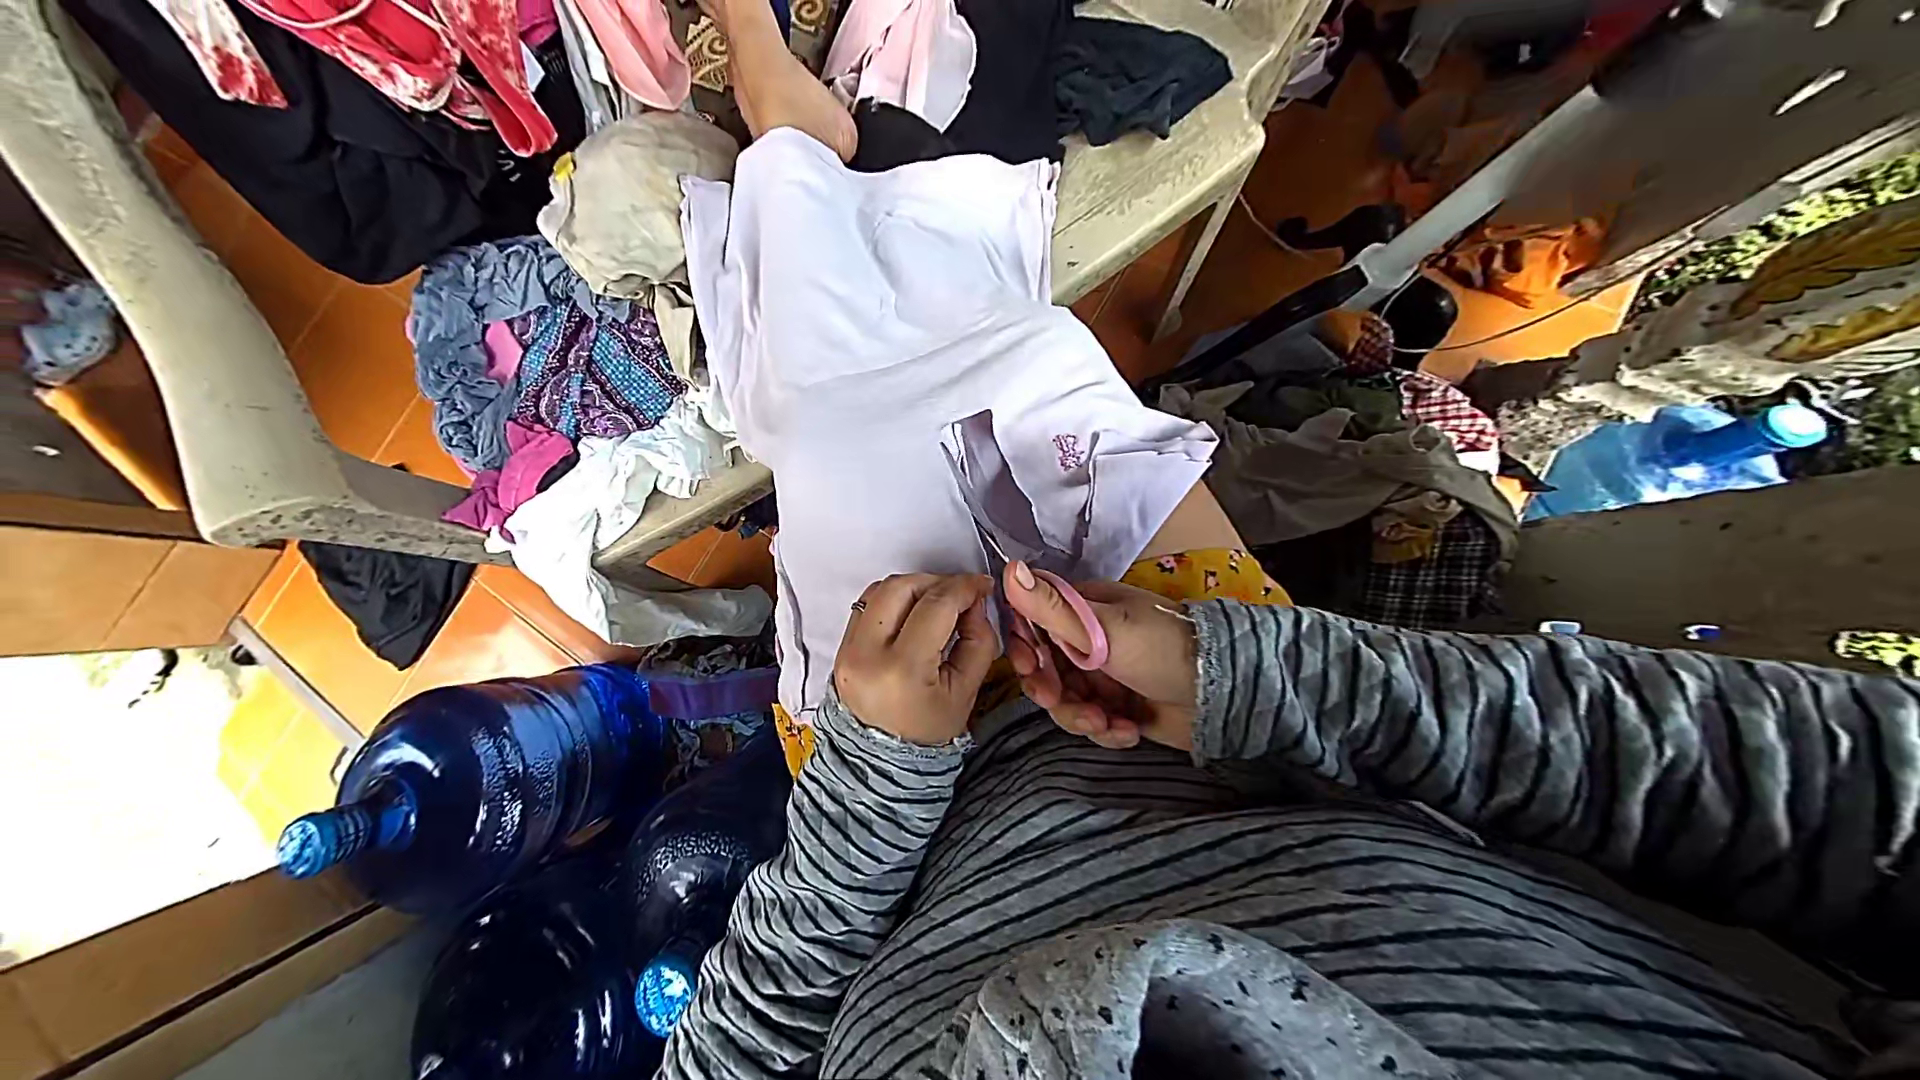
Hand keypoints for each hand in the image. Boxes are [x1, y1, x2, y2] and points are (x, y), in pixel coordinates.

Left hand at [832, 573, 997, 744]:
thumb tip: (974, 603)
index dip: (965, 587)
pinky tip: (913, 613)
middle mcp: (867, 654)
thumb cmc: (928, 731)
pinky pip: (866, 605)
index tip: (981, 587)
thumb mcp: (967, 690)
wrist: (883, 763)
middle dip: (938, 582)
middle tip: (960, 595)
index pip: (936, 605)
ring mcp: (848, 650)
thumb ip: (978, 640)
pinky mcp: (841, 647)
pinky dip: (893, 599)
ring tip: (937, 604)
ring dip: (914, 587)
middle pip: (903, 587)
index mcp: (902, 669)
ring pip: (880, 589)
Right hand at [1002, 562, 1198, 750]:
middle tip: (1064, 703)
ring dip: (1080, 717)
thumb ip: (1051, 607)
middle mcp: (1089, 642)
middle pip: (1045, 670)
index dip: (1025, 649)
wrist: (1222, 694)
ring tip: (1107, 723)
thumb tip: (1008, 569)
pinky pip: (1093, 722)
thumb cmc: (1161, 648)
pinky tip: (1129, 730)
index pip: (1033, 626)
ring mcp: (1104, 676)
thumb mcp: (1102, 627)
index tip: (1031, 667)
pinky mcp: (1120, 707)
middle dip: (1051, 692)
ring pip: (1065, 701)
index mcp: (1082, 612)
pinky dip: (1107, 731)